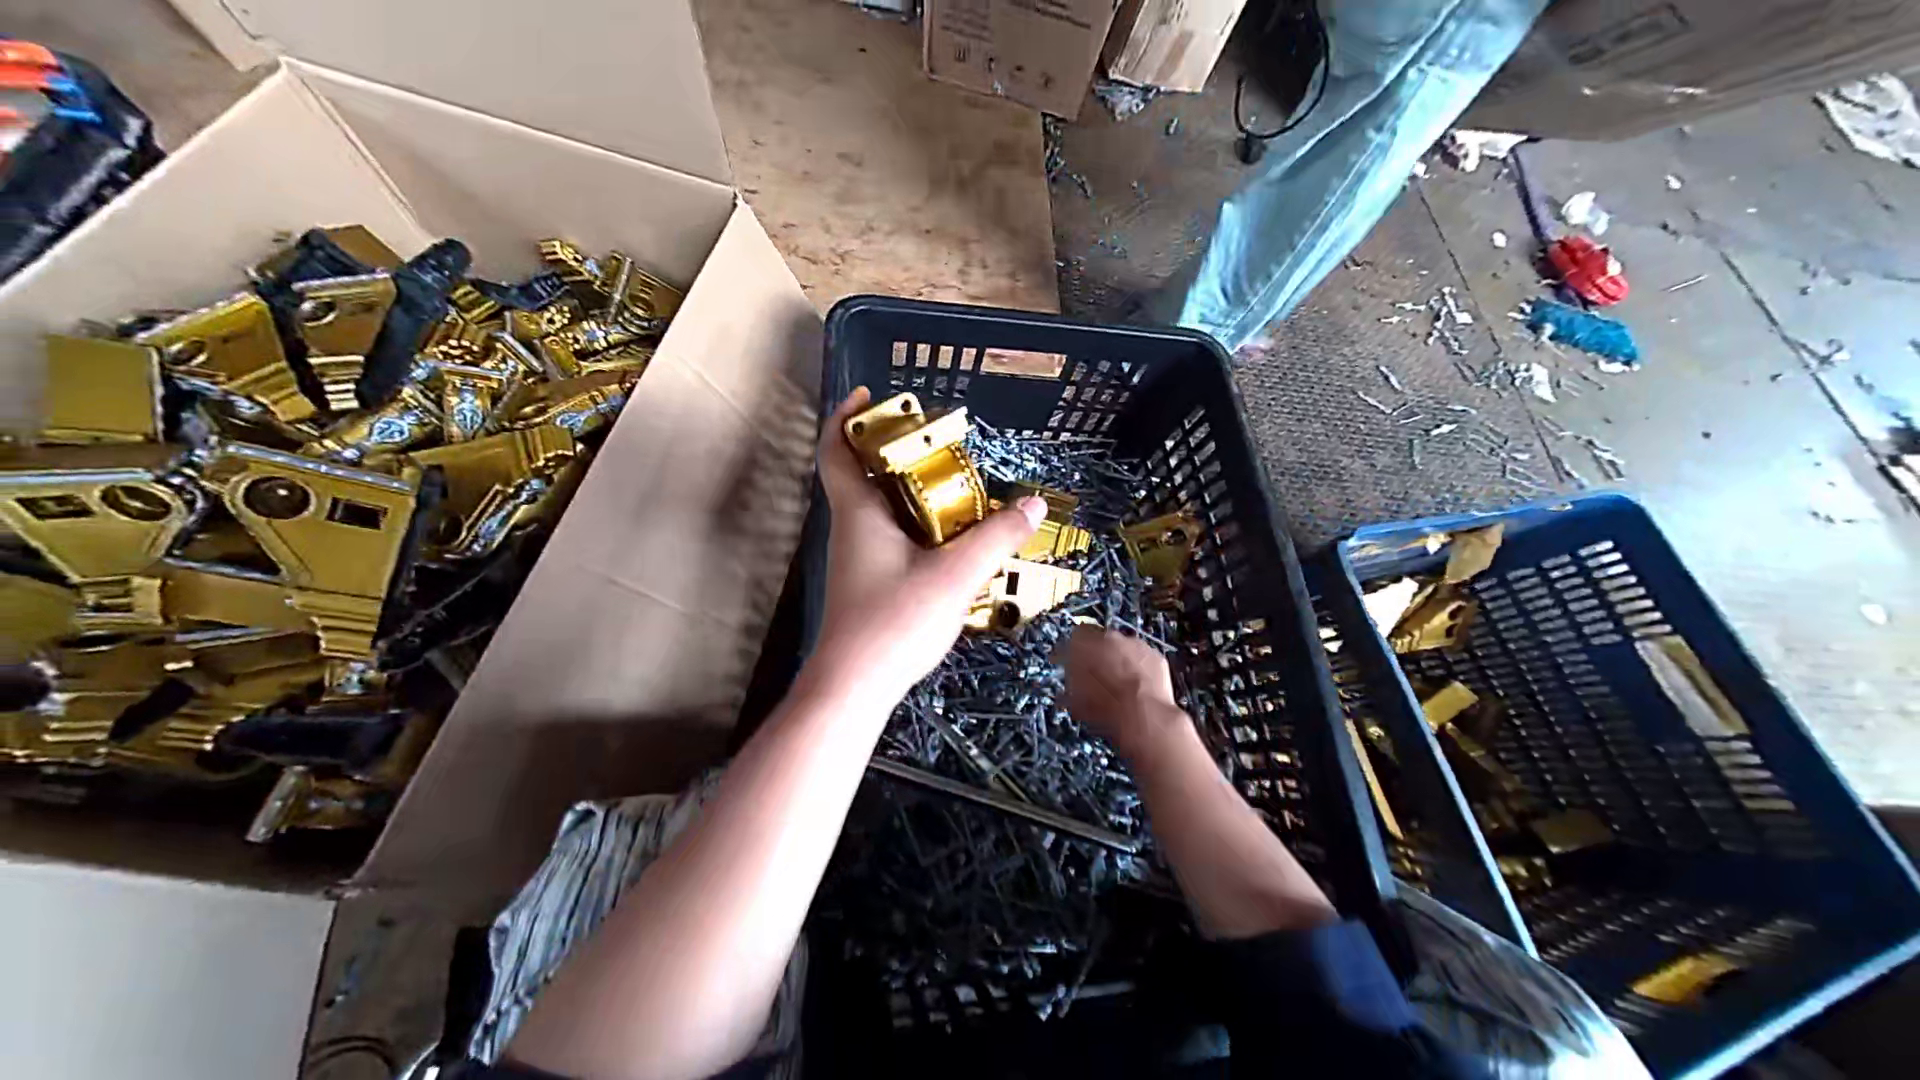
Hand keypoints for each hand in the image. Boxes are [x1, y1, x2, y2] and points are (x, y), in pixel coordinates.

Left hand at [809, 387, 1044, 701]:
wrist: (856, 686)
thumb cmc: (894, 622)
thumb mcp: (955, 575)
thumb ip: (996, 537)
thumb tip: (1033, 503)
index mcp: (860, 513)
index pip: (837, 451)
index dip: (847, 417)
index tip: (870, 395)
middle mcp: (854, 529)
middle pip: (865, 475)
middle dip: (895, 450)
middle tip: (938, 440)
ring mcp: (860, 557)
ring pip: (882, 508)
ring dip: (911, 490)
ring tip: (956, 484)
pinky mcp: (872, 582)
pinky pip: (893, 536)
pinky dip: (918, 524)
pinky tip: (952, 537)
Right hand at [1059, 626, 1189, 759]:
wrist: (1143, 716)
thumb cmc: (1104, 708)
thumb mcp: (1074, 701)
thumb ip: (1070, 684)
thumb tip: (1069, 686)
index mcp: (1084, 643)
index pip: (1075, 636)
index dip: (1075, 651)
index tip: (1074, 664)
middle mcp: (1109, 637)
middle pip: (1101, 639)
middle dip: (1099, 654)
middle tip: (1098, 676)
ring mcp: (1135, 644)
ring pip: (1124, 648)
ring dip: (1121, 660)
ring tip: (1121, 685)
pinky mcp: (1156, 656)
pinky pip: (1144, 658)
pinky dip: (1141, 669)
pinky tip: (1139, 687)